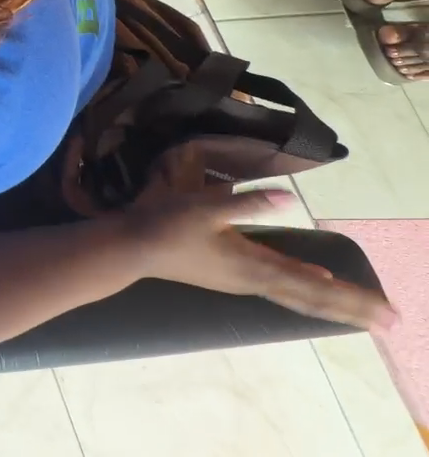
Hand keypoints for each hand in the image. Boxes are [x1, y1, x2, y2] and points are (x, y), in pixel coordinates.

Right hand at [124, 146, 396, 329]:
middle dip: (350, 308)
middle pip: (311, 298)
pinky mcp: (225, 275)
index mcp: (255, 266)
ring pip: (295, 295)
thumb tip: (289, 197)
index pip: (315, 287)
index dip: (353, 298)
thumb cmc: (164, 226)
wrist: (128, 248)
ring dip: (327, 302)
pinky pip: (277, 287)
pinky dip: (300, 289)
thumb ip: (245, 203)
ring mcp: (238, 280)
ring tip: (354, 307)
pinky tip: (302, 281)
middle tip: (389, 322)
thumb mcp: (202, 208)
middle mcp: (254, 279)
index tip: (390, 312)